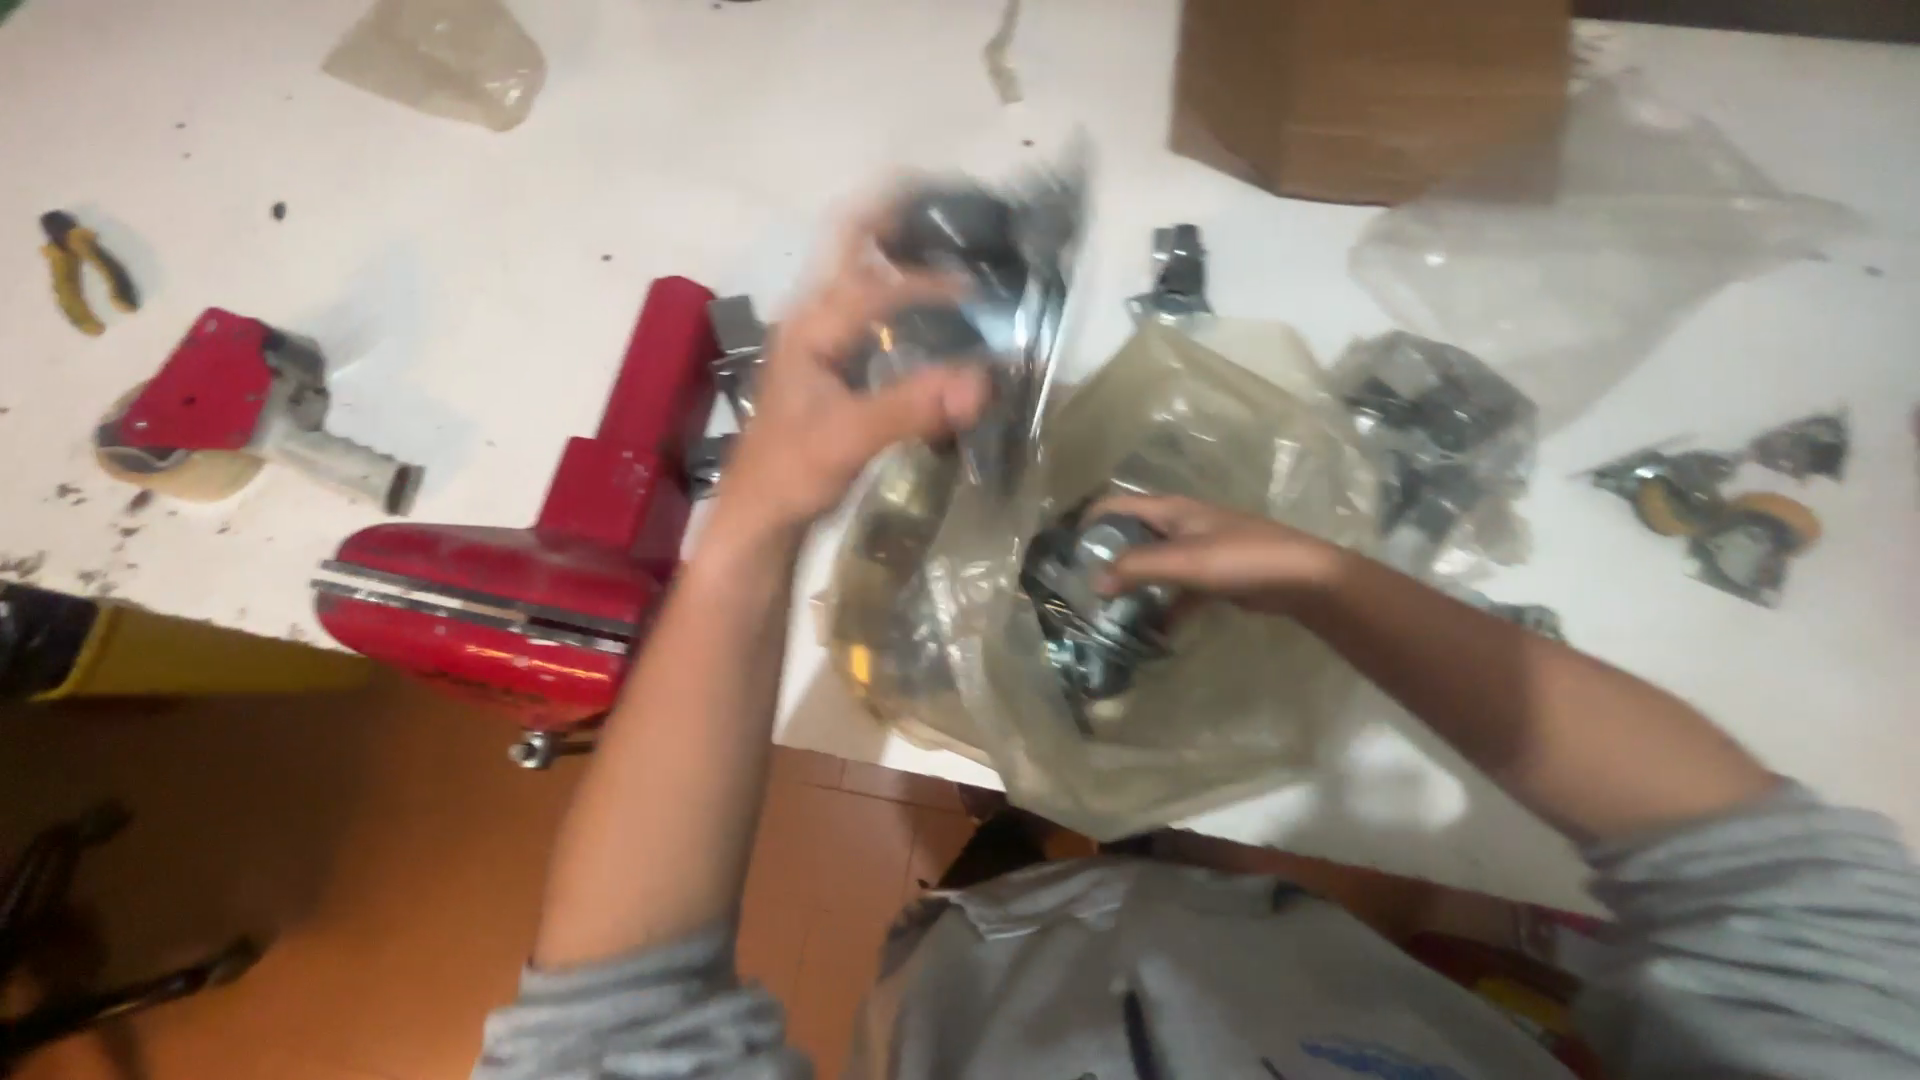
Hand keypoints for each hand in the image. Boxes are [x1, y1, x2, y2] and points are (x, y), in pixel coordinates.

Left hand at [713, 199, 990, 534]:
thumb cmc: (790, 474)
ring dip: (902, 258)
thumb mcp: (848, 440)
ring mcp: (820, 344)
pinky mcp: (832, 371)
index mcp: (810, 326)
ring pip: (861, 279)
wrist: (758, 518)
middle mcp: (813, 322)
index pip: (876, 281)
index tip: (982, 290)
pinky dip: (904, 304)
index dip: (931, 280)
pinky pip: (871, 317)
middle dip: (897, 220)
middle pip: (851, 247)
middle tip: (952, 207)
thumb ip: (912, 407)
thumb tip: (983, 381)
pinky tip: (937, 322)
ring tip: (956, 253)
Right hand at [1090, 494, 1346, 614]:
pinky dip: (1165, 606)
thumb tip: (1094, 582)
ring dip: (1134, 585)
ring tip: (1110, 611)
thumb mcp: (1183, 560)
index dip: (1089, 522)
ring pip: (1154, 565)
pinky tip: (1153, 630)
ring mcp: (1198, 550)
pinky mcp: (1213, 576)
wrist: (1303, 577)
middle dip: (1107, 558)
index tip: (1067, 552)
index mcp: (1171, 510)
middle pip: (1132, 536)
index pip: (1116, 506)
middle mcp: (1180, 525)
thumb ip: (1137, 568)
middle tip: (1084, 588)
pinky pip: (1177, 589)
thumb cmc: (1240, 557)